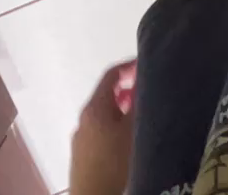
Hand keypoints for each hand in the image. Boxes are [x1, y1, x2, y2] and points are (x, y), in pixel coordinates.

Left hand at [70, 61, 136, 194]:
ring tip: (141, 115)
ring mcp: (80, 138)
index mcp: (93, 107)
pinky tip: (128, 138)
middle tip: (147, 91)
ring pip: (104, 113)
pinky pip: (100, 130)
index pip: (111, 74)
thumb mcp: (132, 127)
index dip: (129, 66)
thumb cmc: (115, 160)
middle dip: (128, 89)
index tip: (146, 65)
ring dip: (122, 109)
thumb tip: (142, 81)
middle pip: (106, 94)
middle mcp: (83, 119)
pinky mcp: (81, 155)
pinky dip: (114, 124)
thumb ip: (138, 101)